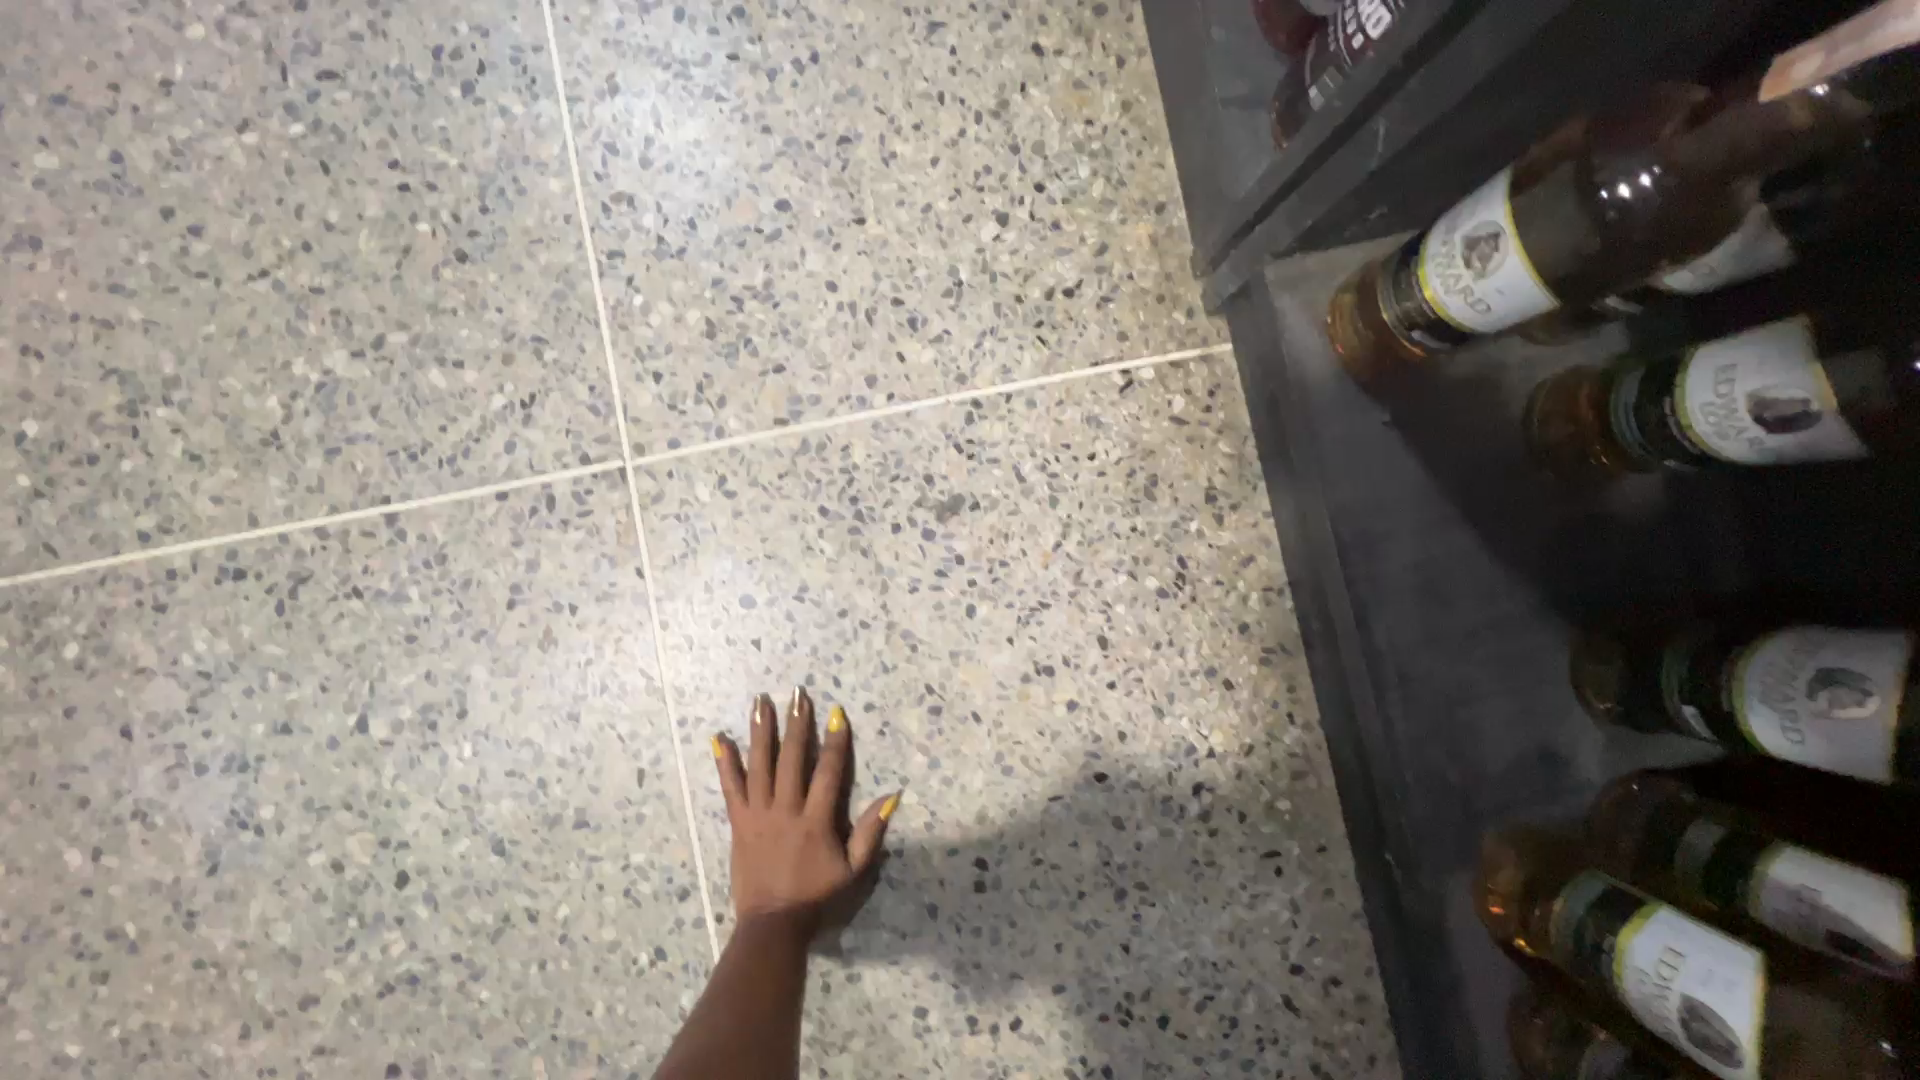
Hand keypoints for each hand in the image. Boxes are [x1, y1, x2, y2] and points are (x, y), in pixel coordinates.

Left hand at [712, 688, 897, 929]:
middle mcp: (786, 810)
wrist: (772, 925)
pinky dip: (724, 762)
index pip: (828, 772)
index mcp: (816, 821)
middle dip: (796, 724)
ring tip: (761, 701)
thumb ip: (870, 832)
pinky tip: (719, 738)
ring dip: (761, 731)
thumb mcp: (853, 870)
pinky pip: (730, 788)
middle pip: (792, 759)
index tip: (836, 713)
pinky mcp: (738, 822)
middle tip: (798, 693)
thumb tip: (892, 795)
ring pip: (759, 765)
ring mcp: (758, 814)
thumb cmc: (817, 897)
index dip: (835, 741)